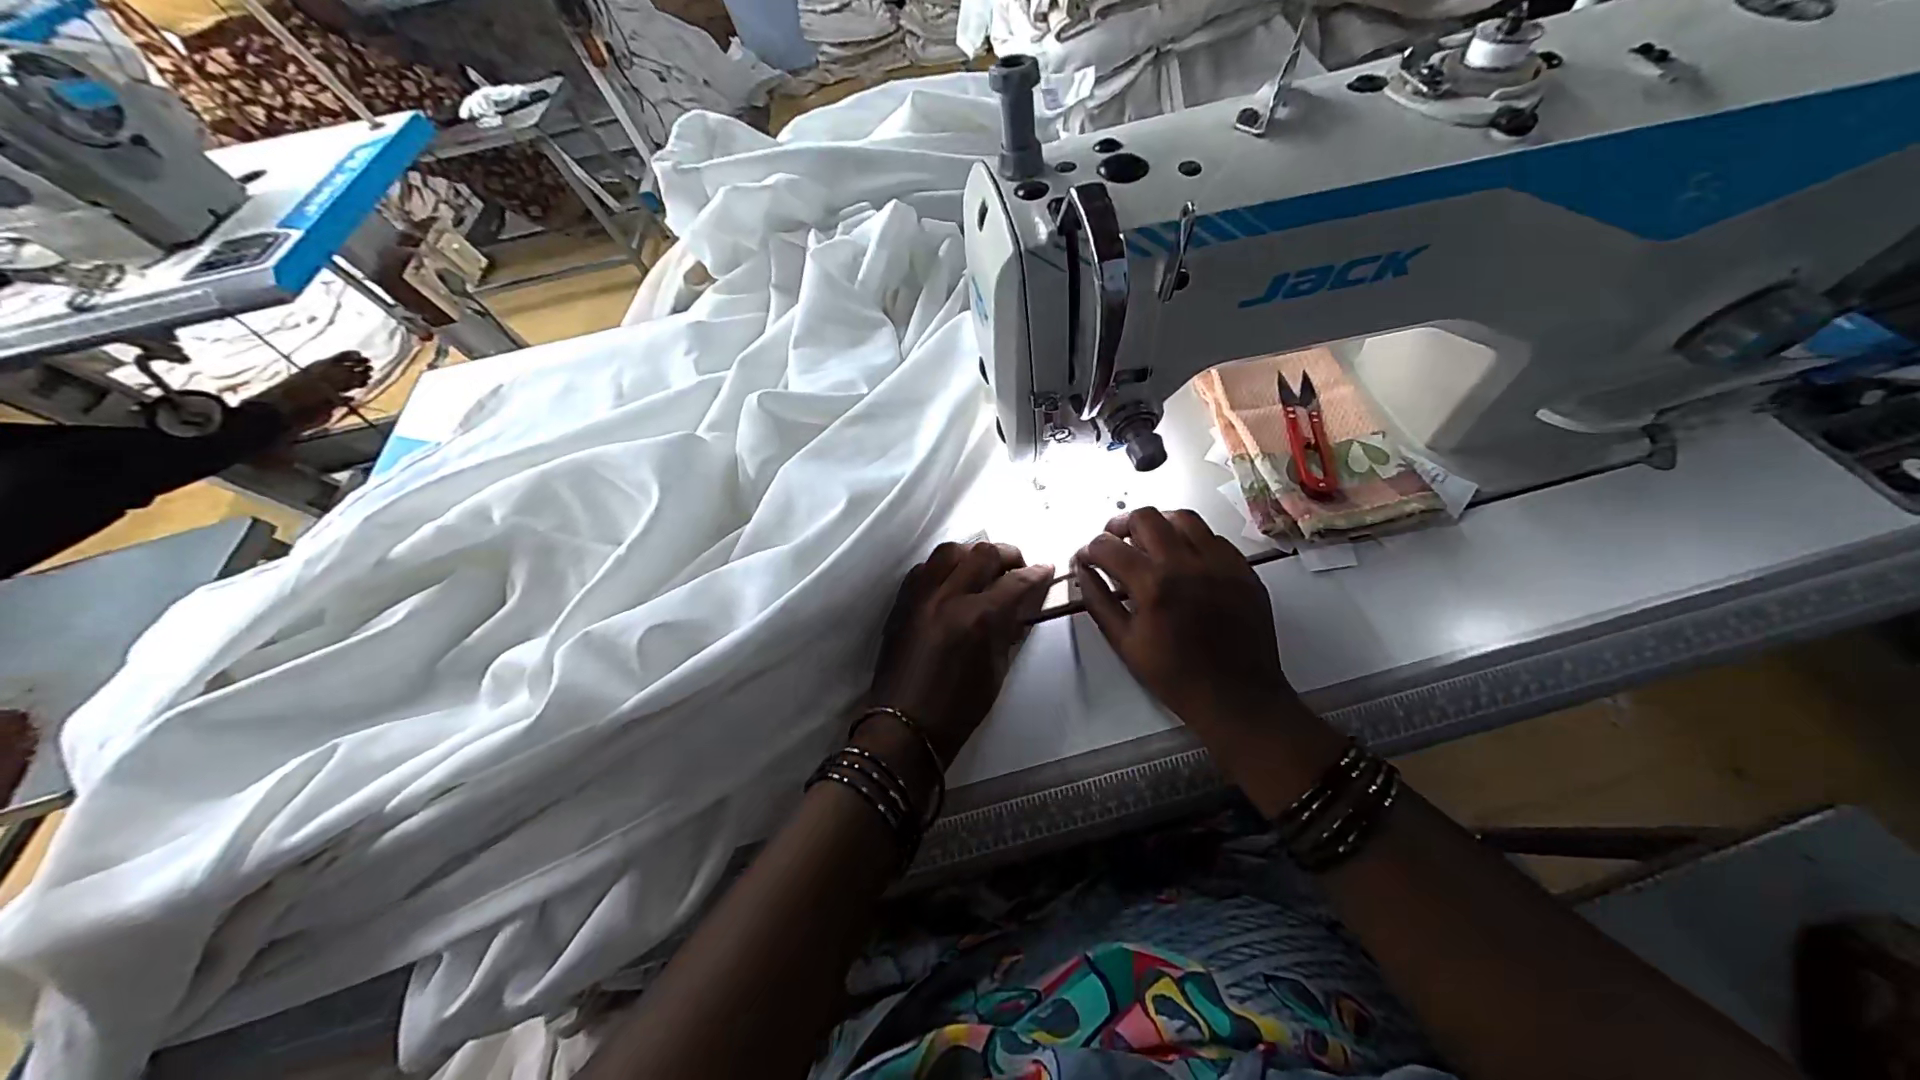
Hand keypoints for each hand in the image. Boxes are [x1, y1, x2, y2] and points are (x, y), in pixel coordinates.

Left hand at [868, 542, 1053, 766]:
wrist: (905, 724)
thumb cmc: (957, 708)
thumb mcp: (997, 669)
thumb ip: (1010, 629)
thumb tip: (1023, 604)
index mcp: (977, 618)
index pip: (1015, 581)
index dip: (1036, 574)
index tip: (1045, 571)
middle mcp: (947, 597)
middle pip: (984, 554)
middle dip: (1009, 556)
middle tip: (1018, 568)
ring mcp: (920, 595)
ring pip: (950, 551)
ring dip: (973, 554)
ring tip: (984, 569)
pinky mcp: (902, 601)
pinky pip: (926, 567)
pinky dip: (944, 567)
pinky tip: (953, 581)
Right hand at [1073, 508, 1296, 734]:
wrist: (1237, 697)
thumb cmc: (1176, 677)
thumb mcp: (1125, 643)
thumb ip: (1098, 601)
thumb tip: (1083, 571)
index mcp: (1154, 585)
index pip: (1109, 546)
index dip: (1090, 548)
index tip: (1087, 557)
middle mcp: (1188, 564)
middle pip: (1146, 517)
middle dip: (1120, 525)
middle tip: (1113, 541)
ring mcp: (1221, 563)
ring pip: (1183, 517)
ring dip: (1158, 524)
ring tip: (1148, 542)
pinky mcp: (1243, 570)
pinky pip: (1213, 538)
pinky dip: (1191, 540)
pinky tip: (1183, 559)